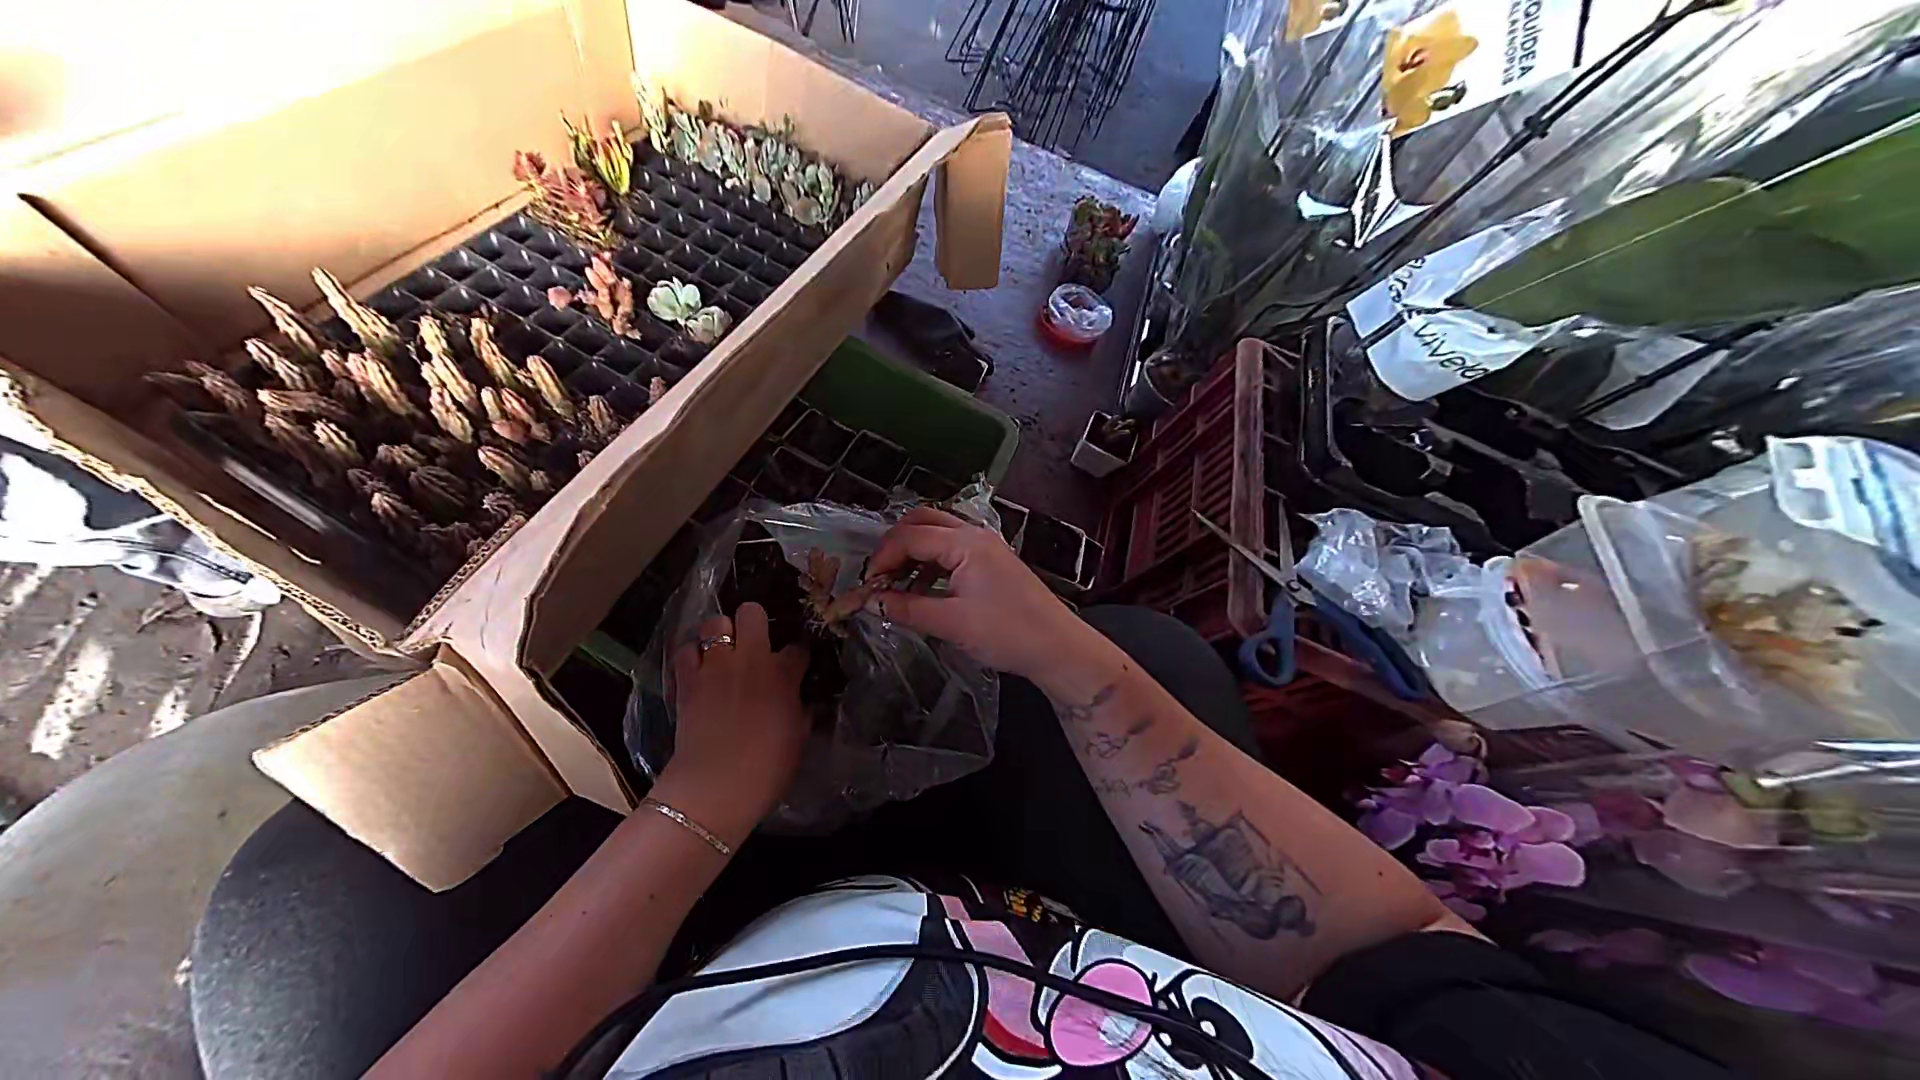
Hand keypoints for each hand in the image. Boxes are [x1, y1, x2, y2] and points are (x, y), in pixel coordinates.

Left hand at [653, 603, 809, 844]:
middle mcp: (751, 659)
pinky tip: (699, 668)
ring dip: (720, 634)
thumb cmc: (767, 768)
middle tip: (755, 644)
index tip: (797, 666)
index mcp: (784, 674)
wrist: (717, 786)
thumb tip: (803, 701)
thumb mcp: (798, 738)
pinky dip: (692, 655)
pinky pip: (686, 649)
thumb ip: (802, 711)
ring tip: (723, 652)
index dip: (799, 655)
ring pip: (714, 623)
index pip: (798, 647)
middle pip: (752, 613)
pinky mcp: (687, 679)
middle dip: (755, 623)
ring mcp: (716, 666)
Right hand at [864, 506, 1106, 681]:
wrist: (1058, 647)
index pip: (909, 536)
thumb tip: (871, 602)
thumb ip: (907, 609)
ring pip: (938, 533)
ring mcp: (987, 546)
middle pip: (923, 521)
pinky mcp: (993, 562)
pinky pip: (953, 550)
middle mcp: (975, 535)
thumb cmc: (1007, 633)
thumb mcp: (951, 624)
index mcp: (965, 543)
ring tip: (897, 585)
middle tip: (880, 575)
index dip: (882, 557)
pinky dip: (932, 562)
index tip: (867, 584)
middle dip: (896, 545)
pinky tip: (924, 590)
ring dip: (913, 552)